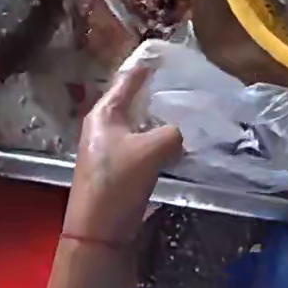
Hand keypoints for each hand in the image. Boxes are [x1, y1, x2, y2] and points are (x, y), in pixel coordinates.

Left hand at [65, 60, 182, 245]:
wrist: (97, 233)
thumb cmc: (116, 183)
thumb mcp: (150, 151)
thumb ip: (174, 133)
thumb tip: (189, 128)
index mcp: (105, 113)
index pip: (127, 79)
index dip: (146, 66)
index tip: (167, 54)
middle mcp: (105, 125)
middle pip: (134, 101)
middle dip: (158, 93)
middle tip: (187, 83)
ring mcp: (112, 148)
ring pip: (141, 124)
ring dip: (162, 119)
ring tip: (189, 110)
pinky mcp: (121, 169)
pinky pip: (145, 145)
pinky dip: (161, 140)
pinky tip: (180, 142)